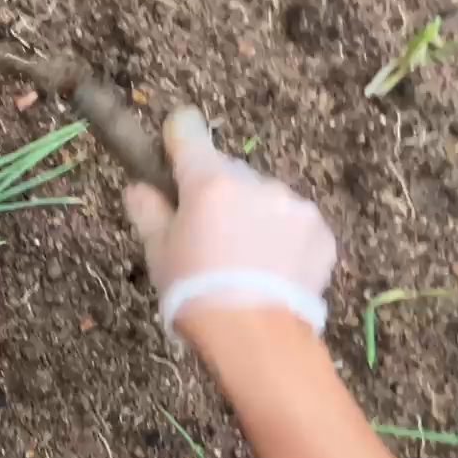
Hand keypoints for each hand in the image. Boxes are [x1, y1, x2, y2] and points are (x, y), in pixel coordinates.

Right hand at [123, 107, 336, 334]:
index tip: (176, 126)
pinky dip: (273, 234)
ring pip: (261, 197)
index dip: (179, 131)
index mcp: (210, 185)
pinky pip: (289, 221)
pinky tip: (260, 264)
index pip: (191, 138)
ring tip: (233, 254)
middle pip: (227, 173)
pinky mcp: (319, 230)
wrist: (251, 331)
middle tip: (197, 226)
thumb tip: (138, 187)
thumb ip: (148, 210)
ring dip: (246, 212)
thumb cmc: (191, 288)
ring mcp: (294, 206)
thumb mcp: (156, 250)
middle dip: (212, 189)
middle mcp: (257, 185)